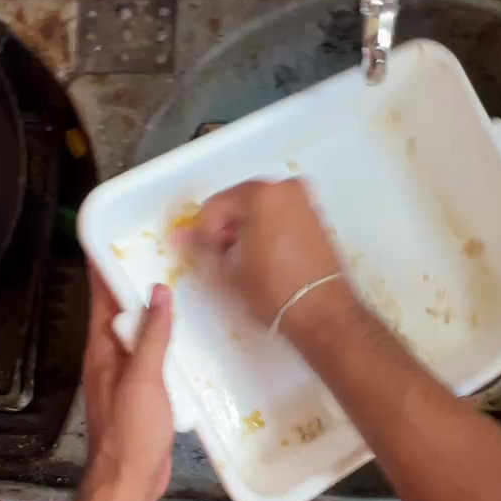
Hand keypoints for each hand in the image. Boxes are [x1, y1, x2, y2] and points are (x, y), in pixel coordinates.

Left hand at [80, 268, 174, 500]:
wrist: (129, 481)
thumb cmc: (131, 432)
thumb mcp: (143, 379)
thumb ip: (152, 336)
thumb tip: (159, 291)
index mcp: (101, 349)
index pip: (101, 297)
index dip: (104, 266)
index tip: (117, 235)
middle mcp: (110, 357)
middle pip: (121, 311)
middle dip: (136, 282)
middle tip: (165, 252)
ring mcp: (126, 376)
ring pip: (140, 334)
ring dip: (156, 313)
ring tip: (183, 285)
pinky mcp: (144, 393)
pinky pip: (155, 358)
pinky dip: (169, 343)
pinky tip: (191, 337)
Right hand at [180, 178, 343, 327]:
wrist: (321, 312)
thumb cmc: (272, 290)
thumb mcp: (228, 269)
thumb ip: (201, 245)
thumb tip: (178, 236)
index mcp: (262, 193)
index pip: (215, 206)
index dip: (206, 232)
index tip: (210, 256)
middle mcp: (287, 188)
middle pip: (239, 203)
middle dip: (227, 229)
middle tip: (225, 261)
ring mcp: (305, 202)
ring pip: (260, 211)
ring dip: (246, 231)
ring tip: (245, 264)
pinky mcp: (316, 218)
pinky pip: (279, 218)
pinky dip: (266, 232)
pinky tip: (264, 260)